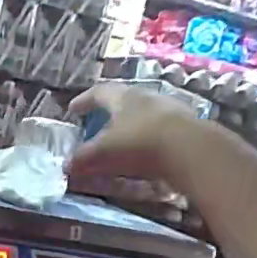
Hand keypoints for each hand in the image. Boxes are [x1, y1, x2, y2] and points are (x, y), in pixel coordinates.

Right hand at [67, 83, 208, 181]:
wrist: (189, 150)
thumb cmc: (138, 143)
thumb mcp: (103, 152)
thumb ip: (83, 158)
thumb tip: (66, 164)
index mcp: (123, 97)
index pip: (99, 93)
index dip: (83, 101)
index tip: (72, 108)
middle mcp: (146, 97)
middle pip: (122, 101)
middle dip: (107, 113)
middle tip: (95, 124)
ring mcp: (168, 110)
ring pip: (141, 115)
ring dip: (127, 126)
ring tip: (118, 141)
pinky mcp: (183, 128)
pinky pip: (156, 131)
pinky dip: (144, 140)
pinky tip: (141, 154)